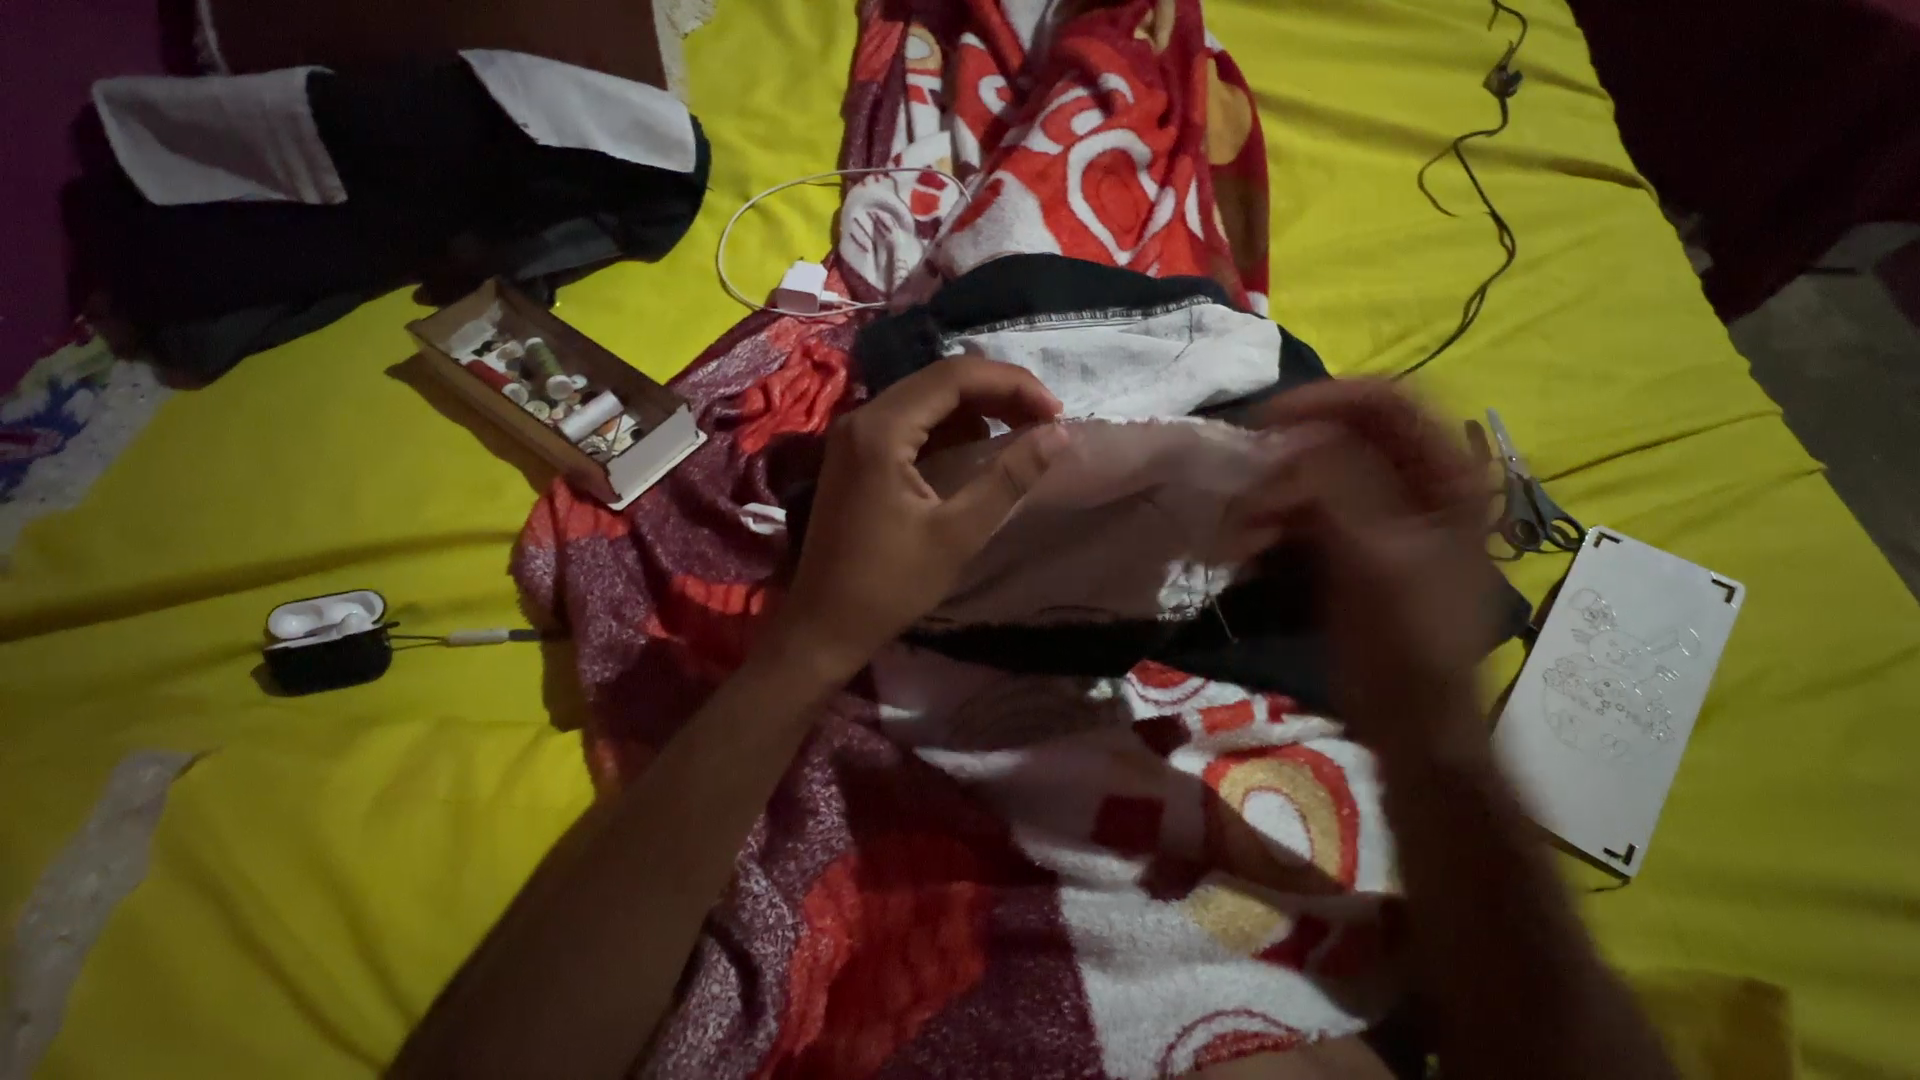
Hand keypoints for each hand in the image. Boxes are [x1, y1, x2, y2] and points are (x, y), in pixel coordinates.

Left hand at [766, 356, 1066, 682]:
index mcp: (880, 430)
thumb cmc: (890, 585)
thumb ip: (1009, 477)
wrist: (824, 625)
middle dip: (998, 393)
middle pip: (939, 380)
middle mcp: (861, 417)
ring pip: (926, 398)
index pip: (955, 376)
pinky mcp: (854, 454)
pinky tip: (977, 451)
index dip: (1012, 384)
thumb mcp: (958, 533)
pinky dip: (949, 428)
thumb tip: (1059, 434)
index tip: (1055, 413)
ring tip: (1020, 434)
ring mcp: (853, 434)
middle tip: (1044, 422)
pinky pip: (910, 422)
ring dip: (976, 409)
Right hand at [1227, 380, 1503, 761]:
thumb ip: (1340, 487)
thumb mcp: (1381, 558)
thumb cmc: (1410, 640)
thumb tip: (1287, 440)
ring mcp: (1373, 513)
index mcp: (1442, 476)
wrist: (1408, 717)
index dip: (1328, 399)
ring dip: (1269, 494)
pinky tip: (1244, 548)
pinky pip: (1296, 512)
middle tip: (1242, 483)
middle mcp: (1409, 483)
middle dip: (1286, 456)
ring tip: (1238, 527)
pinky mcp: (1341, 543)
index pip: (1388, 400)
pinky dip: (1267, 522)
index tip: (1266, 424)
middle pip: (1340, 435)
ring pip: (1311, 474)